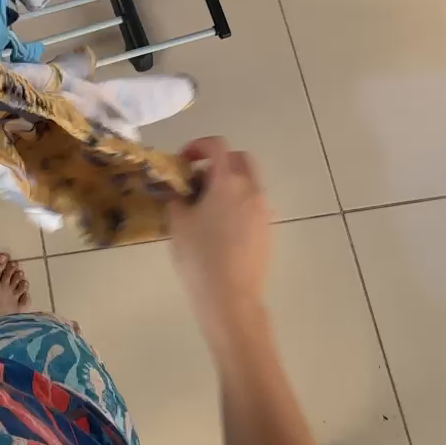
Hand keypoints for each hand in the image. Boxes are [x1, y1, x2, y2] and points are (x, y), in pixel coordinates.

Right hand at [168, 137, 273, 330]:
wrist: (231, 299)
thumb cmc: (200, 256)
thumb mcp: (178, 223)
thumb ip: (177, 197)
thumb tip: (178, 191)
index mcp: (228, 182)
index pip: (217, 146)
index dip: (198, 146)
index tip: (183, 161)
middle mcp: (251, 190)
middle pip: (239, 159)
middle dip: (218, 161)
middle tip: (198, 179)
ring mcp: (264, 211)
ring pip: (250, 182)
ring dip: (230, 182)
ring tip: (208, 205)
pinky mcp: (268, 230)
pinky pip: (253, 204)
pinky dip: (238, 202)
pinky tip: (221, 227)